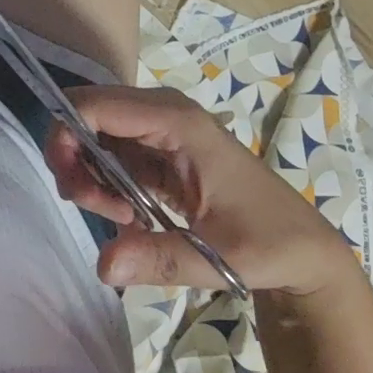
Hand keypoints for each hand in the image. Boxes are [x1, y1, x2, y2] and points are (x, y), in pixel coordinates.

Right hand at [45, 85, 358, 295]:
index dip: (66, 135)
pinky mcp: (156, 147)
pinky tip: (127, 214)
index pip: (95, 105)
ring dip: (87, 173)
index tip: (73, 190)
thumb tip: (103, 267)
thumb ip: (159, 259)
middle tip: (90, 206)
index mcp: (177, 122)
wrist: (305, 251)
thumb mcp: (219, 258)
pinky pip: (108, 149)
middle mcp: (163, 112)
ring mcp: (158, 127)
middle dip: (73, 158)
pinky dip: (102, 179)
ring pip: (93, 131)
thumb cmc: (269, 246)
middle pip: (87, 113)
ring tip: (120, 218)